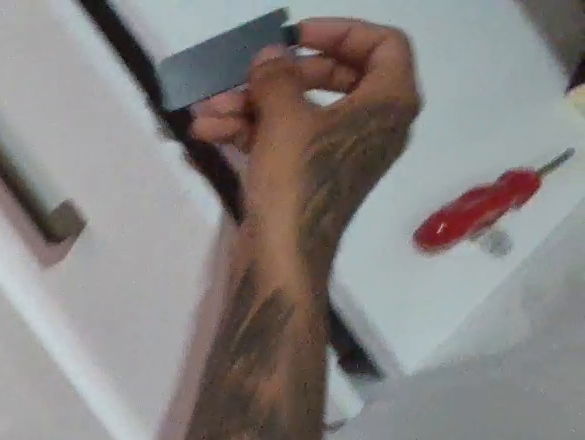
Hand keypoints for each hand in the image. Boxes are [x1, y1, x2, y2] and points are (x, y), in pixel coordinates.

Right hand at [191, 19, 421, 274]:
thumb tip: (268, 55)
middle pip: (329, 80)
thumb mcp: (285, 122)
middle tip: (242, 78)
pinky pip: (280, 141)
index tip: (294, 36)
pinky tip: (208, 133)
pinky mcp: (303, 175)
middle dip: (277, 79)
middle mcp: (369, 122)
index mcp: (388, 100)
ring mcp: (335, 152)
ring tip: (204, 114)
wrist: (282, 253)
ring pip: (294, 114)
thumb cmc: (298, 181)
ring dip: (248, 109)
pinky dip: (248, 134)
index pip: (381, 45)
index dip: (339, 33)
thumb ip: (276, 81)